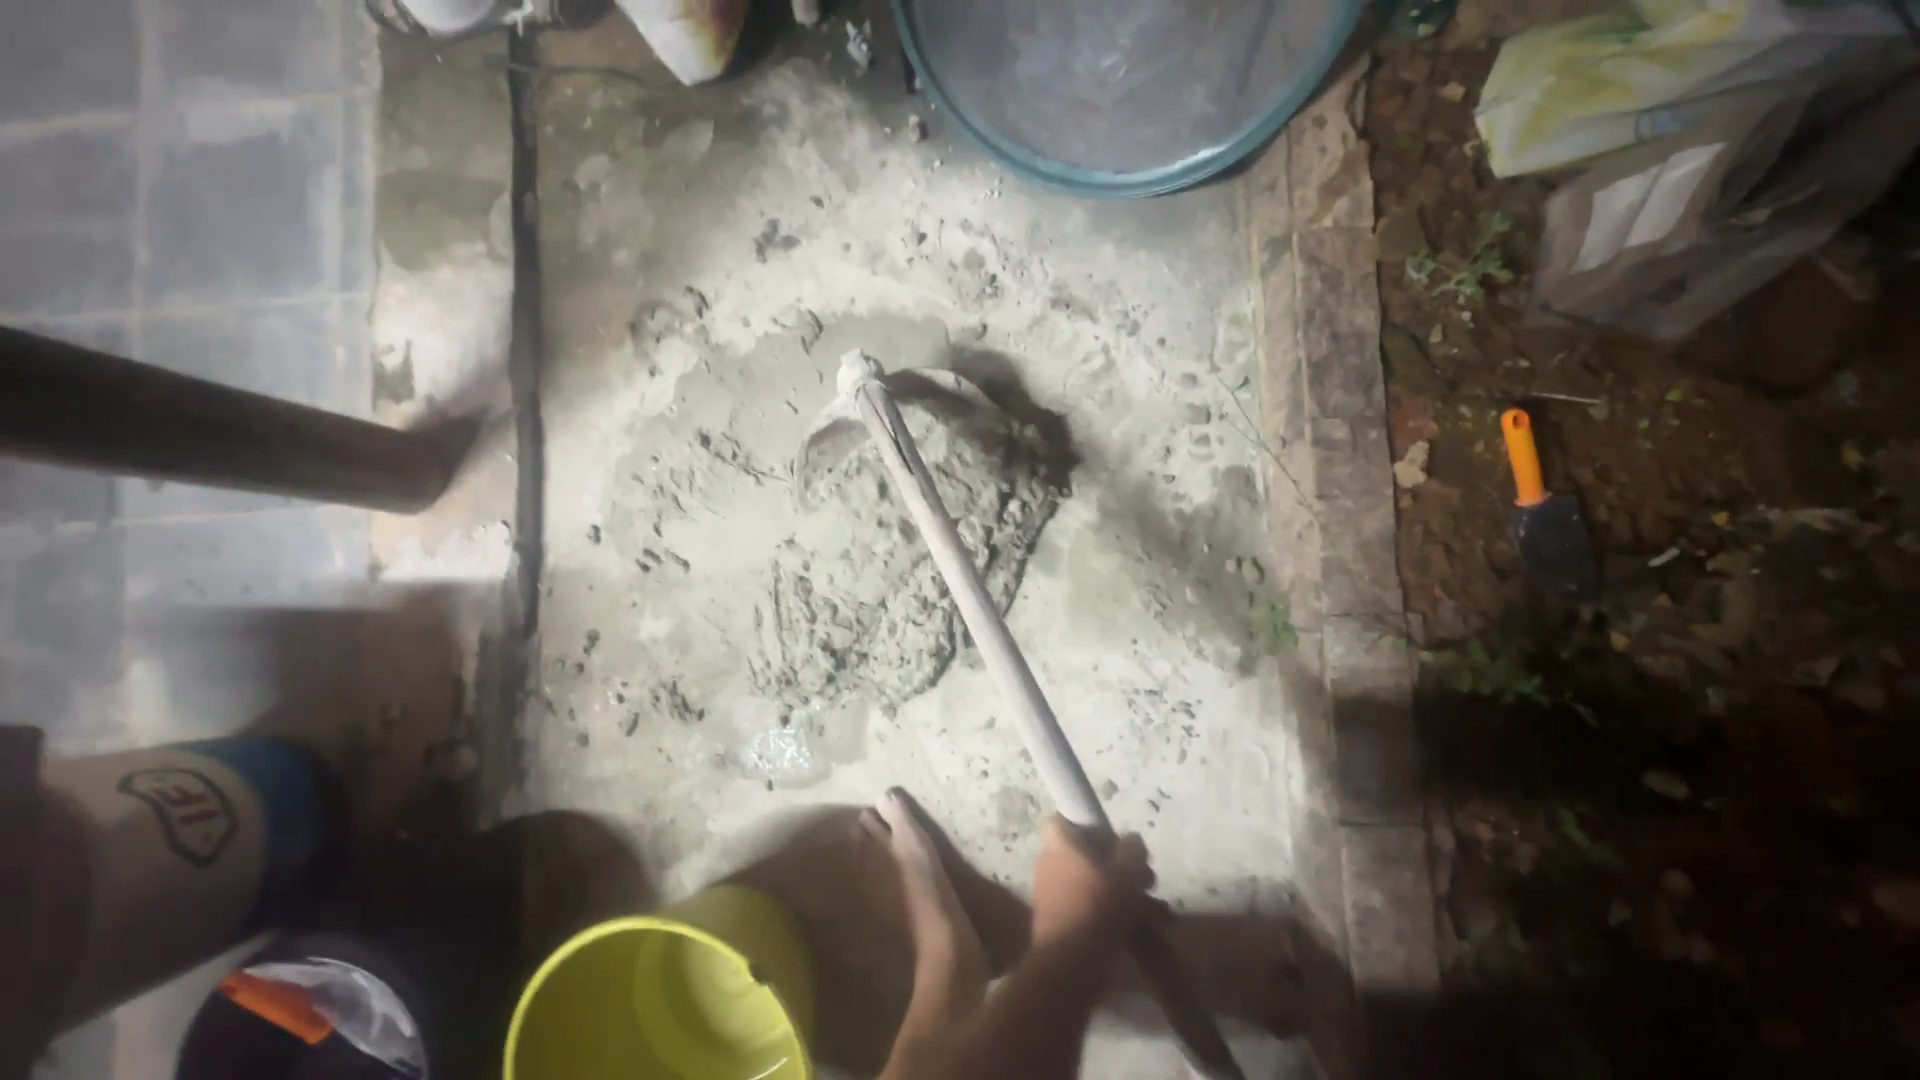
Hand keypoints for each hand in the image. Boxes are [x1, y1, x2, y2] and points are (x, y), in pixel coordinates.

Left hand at [1030, 817, 1154, 950]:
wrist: (1069, 965)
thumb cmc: (1096, 907)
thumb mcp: (1125, 873)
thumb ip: (1132, 851)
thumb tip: (1131, 840)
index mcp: (1059, 847)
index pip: (1060, 821)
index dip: (1086, 825)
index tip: (1112, 841)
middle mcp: (1050, 866)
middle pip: (1084, 856)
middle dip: (1118, 867)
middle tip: (1146, 881)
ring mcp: (1052, 897)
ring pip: (1092, 885)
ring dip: (1122, 894)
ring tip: (1155, 911)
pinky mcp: (1060, 924)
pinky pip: (1089, 910)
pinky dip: (1113, 916)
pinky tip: (1142, 931)